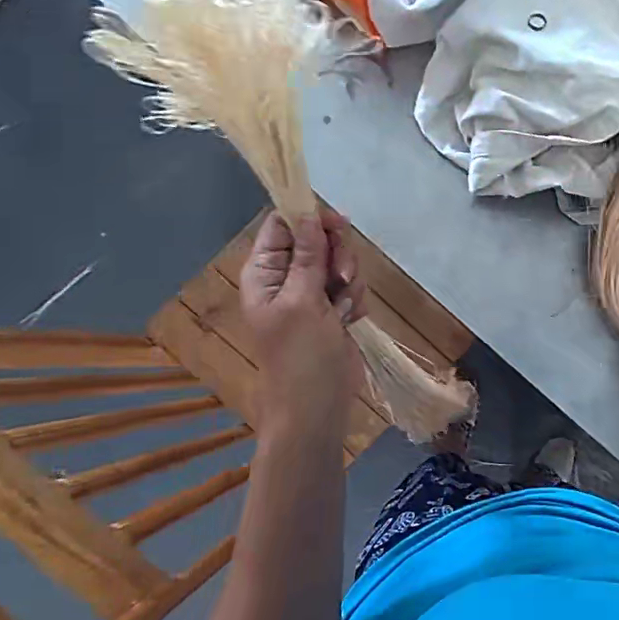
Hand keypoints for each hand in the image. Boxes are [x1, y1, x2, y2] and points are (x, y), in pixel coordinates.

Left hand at [240, 210, 366, 441]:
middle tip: (339, 276)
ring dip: (347, 280)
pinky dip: (354, 299)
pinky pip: (350, 285)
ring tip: (343, 308)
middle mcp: (285, 278)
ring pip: (337, 261)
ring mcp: (311, 294)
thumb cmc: (301, 355)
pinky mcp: (333, 309)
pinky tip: (349, 319)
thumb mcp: (302, 300)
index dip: (308, 218)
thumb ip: (307, 255)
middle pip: (315, 239)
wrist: (318, 406)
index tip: (336, 224)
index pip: (282, 226)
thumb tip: (307, 213)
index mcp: (265, 272)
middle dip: (334, 254)